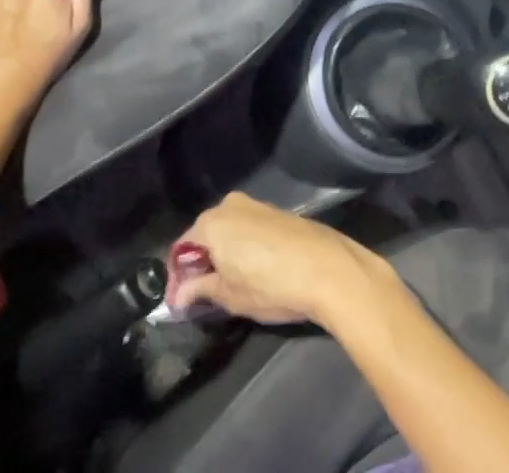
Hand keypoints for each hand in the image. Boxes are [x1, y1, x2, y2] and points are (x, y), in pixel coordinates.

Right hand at [166, 193, 398, 325]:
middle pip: (204, 236)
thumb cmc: (272, 285)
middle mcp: (229, 205)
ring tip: (230, 286)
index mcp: (210, 223)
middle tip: (203, 296)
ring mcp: (257, 206)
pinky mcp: (279, 213)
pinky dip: (244, 248)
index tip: (179, 303)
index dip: (178, 279)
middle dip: (201, 265)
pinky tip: (255, 270)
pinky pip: (250, 229)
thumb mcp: (231, 295)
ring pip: (228, 231)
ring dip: (224, 255)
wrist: (330, 270)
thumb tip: (179, 296)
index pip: (180, 250)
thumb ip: (200, 290)